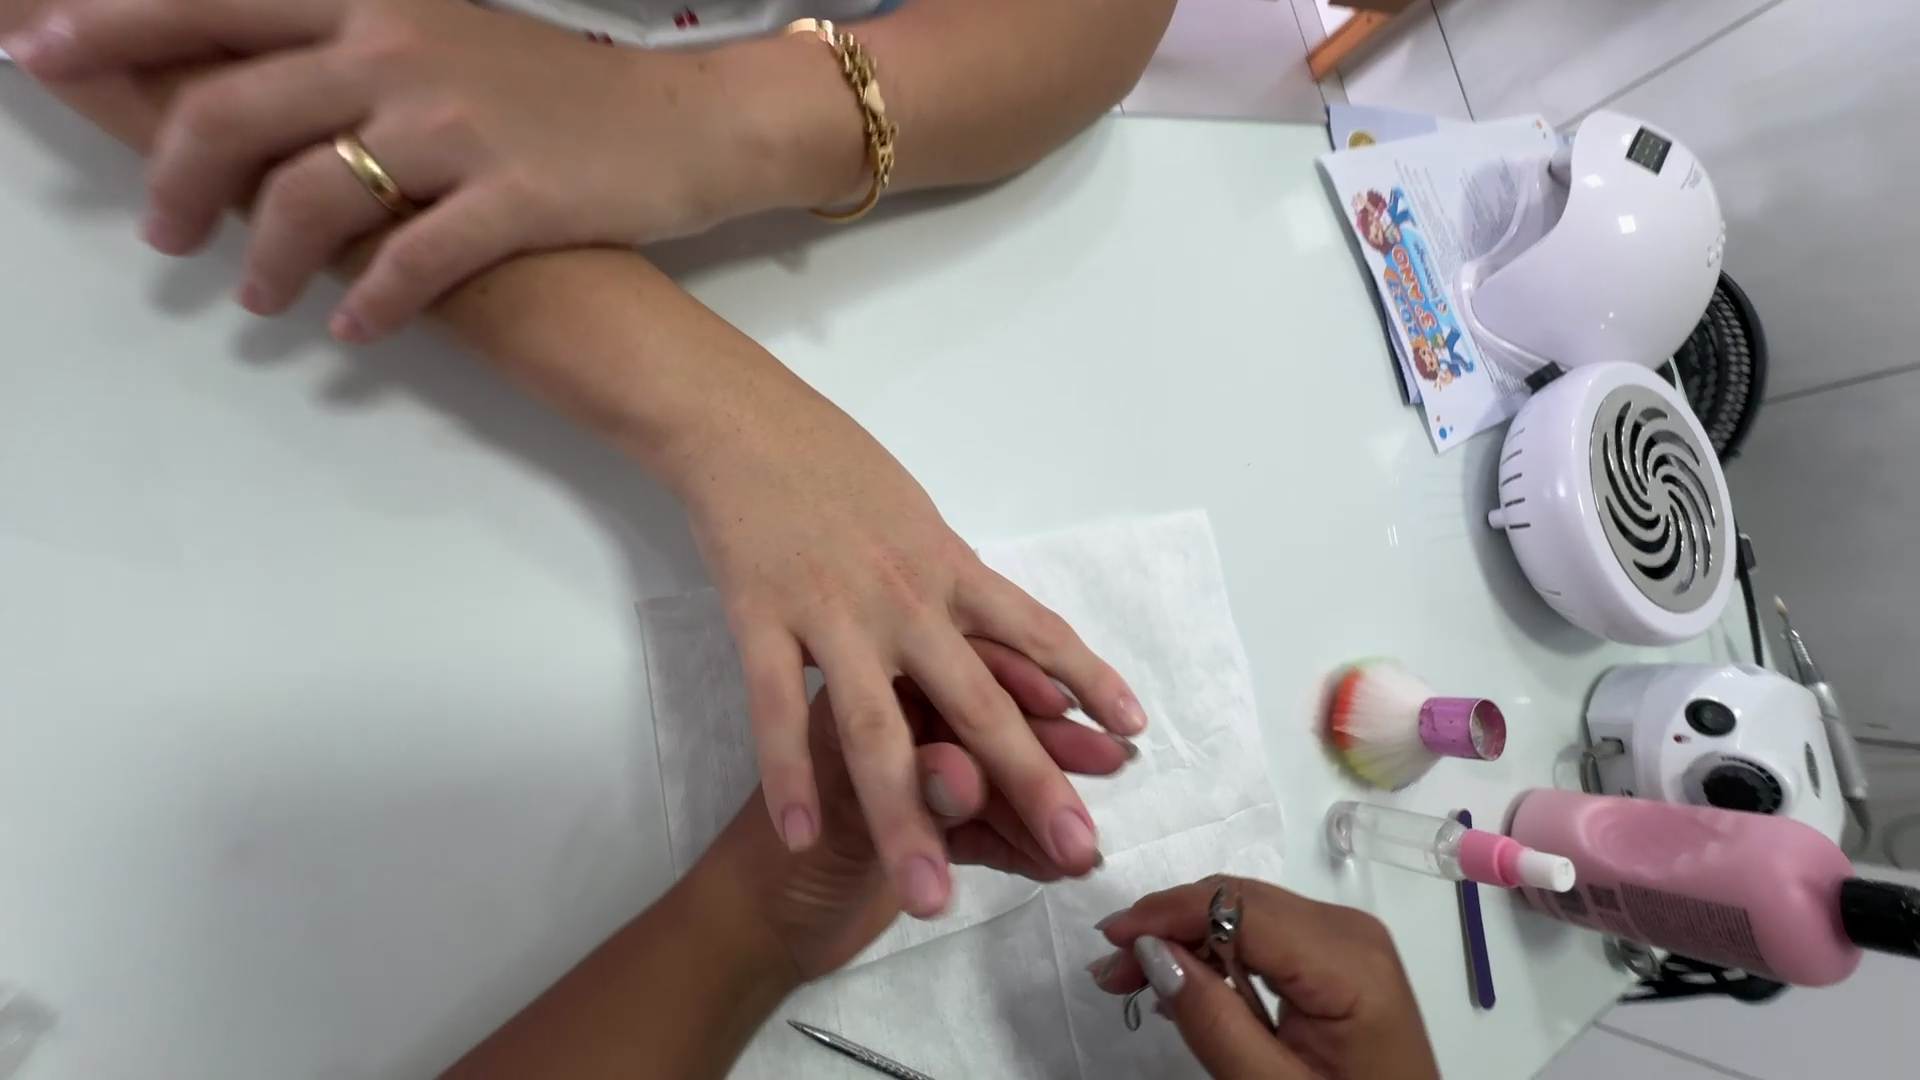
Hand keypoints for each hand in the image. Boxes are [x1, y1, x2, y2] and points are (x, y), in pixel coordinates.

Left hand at [2, 0, 850, 341]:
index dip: (104, 26)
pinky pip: (418, 260)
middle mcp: (400, 52)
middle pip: (236, 109)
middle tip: (164, 238)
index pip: (206, 0)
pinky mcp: (518, 201)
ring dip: (268, 258)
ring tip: (255, 300)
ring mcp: (460, 130)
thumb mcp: (466, 33)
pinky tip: (352, 333)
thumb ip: (374, 41)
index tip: (32, 58)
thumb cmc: (585, 92)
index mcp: (381, 1)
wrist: (687, 125)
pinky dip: (374, 302)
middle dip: (176, 180)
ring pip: (317, 195)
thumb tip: (295, 75)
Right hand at [675, 382, 1145, 920]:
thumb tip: (1000, 633)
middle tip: (1077, 851)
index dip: (1089, 680)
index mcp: (948, 566)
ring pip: (878, 728)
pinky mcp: (759, 618)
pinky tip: (803, 836)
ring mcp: (832, 611)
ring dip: (908, 816)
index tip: (1135, 732)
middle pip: (979, 699)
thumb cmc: (839, 464)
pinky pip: (779, 709)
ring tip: (934, 895)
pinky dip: (790, 777)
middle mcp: (905, 598)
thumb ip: (956, 580)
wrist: (746, 422)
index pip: (1037, 630)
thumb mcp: (918, 516)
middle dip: (1032, 779)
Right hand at [1091, 878, 1440, 1079]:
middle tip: (1113, 971)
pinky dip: (1214, 951)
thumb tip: (1150, 948)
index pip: (1237, 907)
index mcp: (1348, 959)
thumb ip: (1214, 1023)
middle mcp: (1347, 927)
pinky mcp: (1334, 950)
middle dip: (1168, 928)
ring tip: (1135, 977)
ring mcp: (1343, 935)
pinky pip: (1258, 931)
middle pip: (1235, 902)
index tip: (1109, 941)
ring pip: (1239, 910)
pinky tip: (1185, 979)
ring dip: (1184, 939)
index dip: (1168, 914)